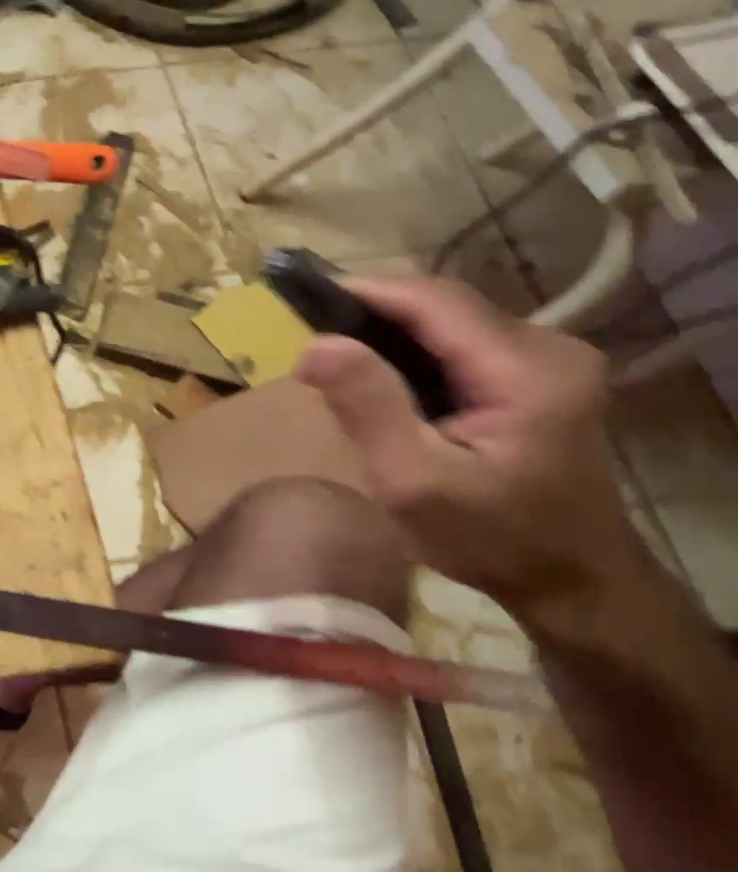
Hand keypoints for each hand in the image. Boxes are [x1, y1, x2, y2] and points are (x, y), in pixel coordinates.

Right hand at [295, 276, 647, 624]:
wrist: (571, 579)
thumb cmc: (488, 538)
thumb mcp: (412, 481)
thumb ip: (368, 407)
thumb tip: (314, 344)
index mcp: (527, 370)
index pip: (436, 301)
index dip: (367, 291)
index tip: (301, 299)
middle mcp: (550, 349)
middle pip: (446, 305)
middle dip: (374, 313)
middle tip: (308, 336)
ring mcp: (551, 361)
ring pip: (453, 322)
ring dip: (391, 332)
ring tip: (333, 356)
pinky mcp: (540, 378)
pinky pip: (464, 344)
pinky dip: (415, 351)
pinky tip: (381, 379)